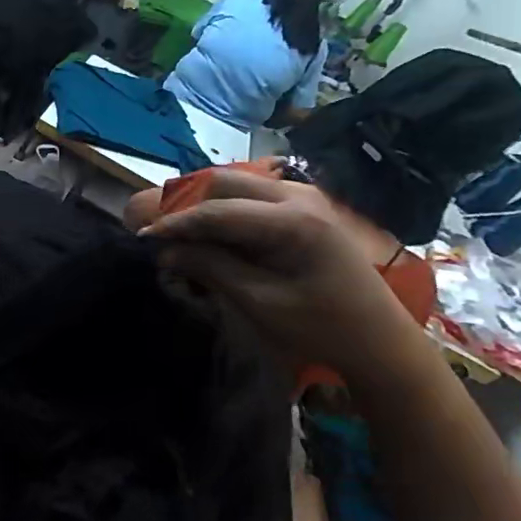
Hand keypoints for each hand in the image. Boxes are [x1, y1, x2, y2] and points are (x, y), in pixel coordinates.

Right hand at [144, 170, 417, 378]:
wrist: (379, 338)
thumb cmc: (323, 329)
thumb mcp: (263, 304)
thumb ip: (213, 269)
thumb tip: (165, 251)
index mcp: (292, 220)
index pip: (218, 210)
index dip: (176, 223)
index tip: (141, 237)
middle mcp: (296, 194)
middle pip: (224, 181)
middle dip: (187, 204)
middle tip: (159, 233)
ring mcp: (302, 195)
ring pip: (237, 183)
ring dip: (204, 203)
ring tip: (179, 233)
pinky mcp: (302, 205)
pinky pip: (253, 195)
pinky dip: (225, 209)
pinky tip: (212, 233)